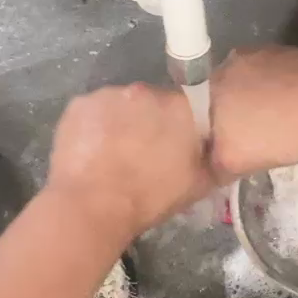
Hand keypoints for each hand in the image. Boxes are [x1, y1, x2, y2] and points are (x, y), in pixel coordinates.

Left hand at [45, 83, 213, 240]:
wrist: (93, 205)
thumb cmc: (149, 198)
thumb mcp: (197, 186)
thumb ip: (212, 160)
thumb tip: (218, 152)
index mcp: (180, 107)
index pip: (187, 108)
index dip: (180, 128)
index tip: (173, 147)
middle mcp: (146, 91)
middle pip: (152, 103)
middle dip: (150, 122)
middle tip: (142, 154)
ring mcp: (109, 95)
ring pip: (121, 106)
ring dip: (121, 123)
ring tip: (114, 155)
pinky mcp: (79, 103)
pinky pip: (93, 112)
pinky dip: (95, 127)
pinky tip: (92, 151)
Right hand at [209, 47, 297, 177]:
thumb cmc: (277, 134)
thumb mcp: (236, 162)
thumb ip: (214, 163)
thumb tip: (209, 166)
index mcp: (209, 85)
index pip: (195, 109)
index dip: (209, 128)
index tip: (224, 144)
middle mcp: (230, 61)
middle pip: (224, 92)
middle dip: (233, 113)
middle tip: (252, 137)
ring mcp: (262, 52)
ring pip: (251, 82)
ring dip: (259, 100)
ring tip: (278, 123)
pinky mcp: (290, 51)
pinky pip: (276, 75)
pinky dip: (281, 90)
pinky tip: (296, 108)